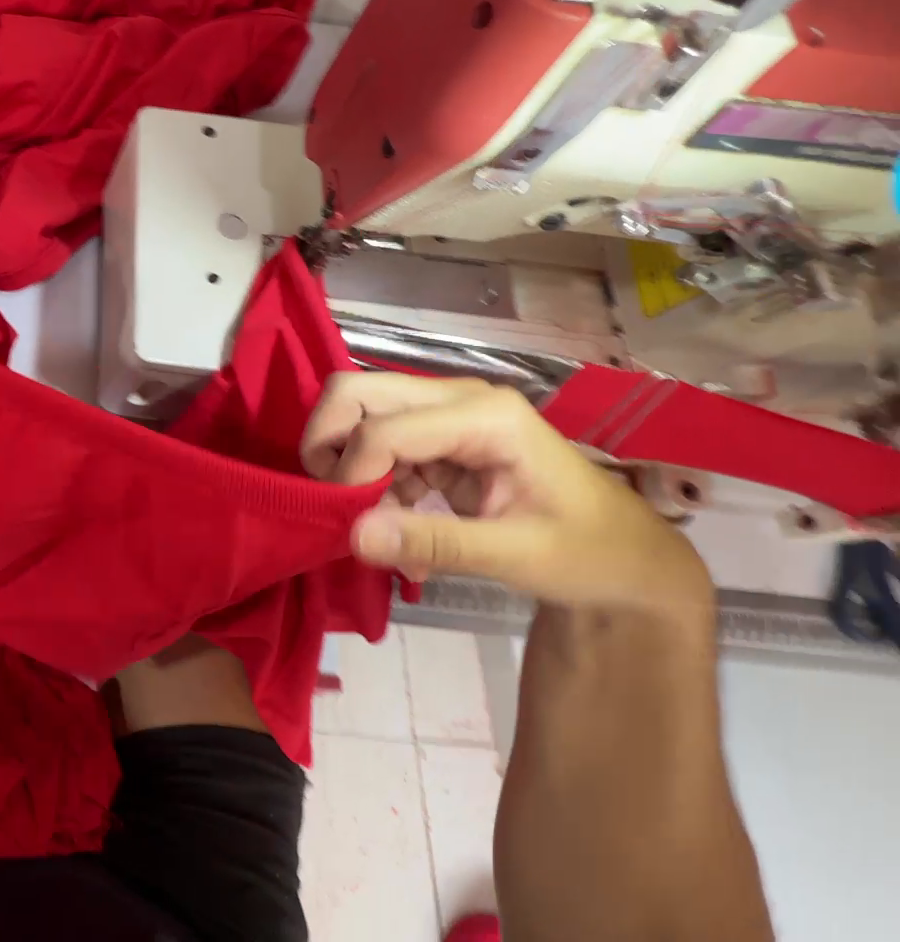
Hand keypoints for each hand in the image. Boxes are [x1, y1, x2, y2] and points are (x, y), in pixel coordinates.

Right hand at [300, 373, 712, 611]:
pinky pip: (374, 447)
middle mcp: (458, 401)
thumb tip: (353, 535)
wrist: (630, 563)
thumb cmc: (589, 554)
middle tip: (335, 500)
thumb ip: (435, 543)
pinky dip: (369, 486)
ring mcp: (445, 417)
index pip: (382, 428)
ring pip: (355, 416)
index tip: (355, 527)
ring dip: (349, 469)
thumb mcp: (519, 556)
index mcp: (487, 416)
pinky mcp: (436, 441)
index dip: (351, 476)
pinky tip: (398, 527)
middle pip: (355, 394)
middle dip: (328, 445)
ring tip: (378, 526)